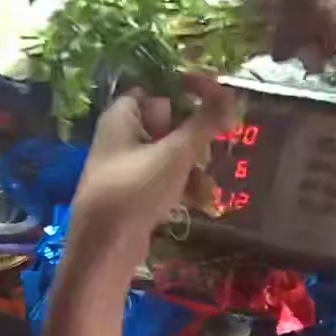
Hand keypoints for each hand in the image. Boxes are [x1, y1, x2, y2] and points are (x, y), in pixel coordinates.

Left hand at [68, 75, 237, 263]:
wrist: (104, 247)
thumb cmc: (135, 189)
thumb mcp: (175, 153)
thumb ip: (204, 122)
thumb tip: (231, 95)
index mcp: (124, 114)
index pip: (161, 88)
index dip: (191, 90)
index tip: (220, 100)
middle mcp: (123, 134)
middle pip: (171, 122)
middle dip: (196, 137)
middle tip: (212, 149)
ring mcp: (130, 165)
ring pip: (172, 153)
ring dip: (195, 166)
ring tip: (205, 186)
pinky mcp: (137, 191)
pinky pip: (166, 178)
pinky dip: (183, 185)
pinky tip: (200, 201)